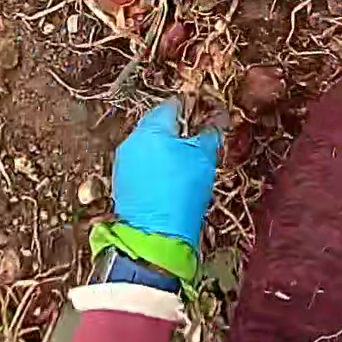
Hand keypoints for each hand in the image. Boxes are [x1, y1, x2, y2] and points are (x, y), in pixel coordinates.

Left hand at [112, 100, 220, 247]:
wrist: (157, 237)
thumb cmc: (182, 191)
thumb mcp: (204, 157)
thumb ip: (210, 131)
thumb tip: (218, 116)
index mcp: (151, 129)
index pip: (174, 103)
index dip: (195, 106)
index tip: (210, 113)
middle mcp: (133, 140)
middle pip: (160, 121)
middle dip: (181, 125)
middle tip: (202, 134)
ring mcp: (124, 161)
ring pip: (151, 141)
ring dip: (169, 143)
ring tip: (189, 155)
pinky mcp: (123, 180)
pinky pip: (143, 159)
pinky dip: (158, 159)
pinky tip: (174, 171)